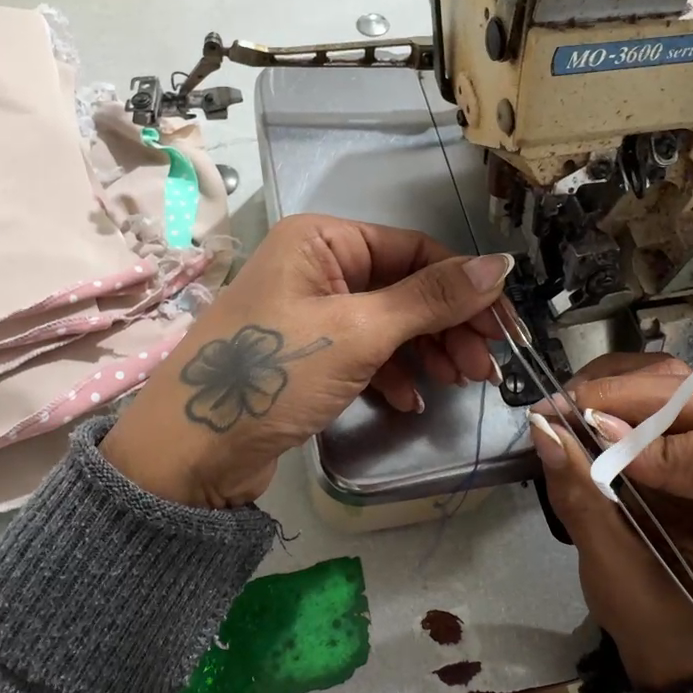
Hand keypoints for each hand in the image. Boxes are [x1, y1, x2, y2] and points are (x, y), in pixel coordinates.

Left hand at [102, 214, 511, 508]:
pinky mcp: (305, 356)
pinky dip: (391, 373)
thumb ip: (430, 299)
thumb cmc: (272, 372)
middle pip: (403, 287)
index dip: (463, 285)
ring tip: (463, 383)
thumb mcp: (358, 331)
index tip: (504, 324)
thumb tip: (500, 263)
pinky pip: (363, 353)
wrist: (189, 452)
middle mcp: (315, 266)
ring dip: (427, 351)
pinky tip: (410, 400)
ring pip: (387, 323)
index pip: (412, 249)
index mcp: (321, 239)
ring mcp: (309, 313)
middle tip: (487, 365)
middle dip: (448, 325)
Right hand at [528, 354, 692, 691]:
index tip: (598, 439)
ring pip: (688, 386)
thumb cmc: (654, 620)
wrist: (669, 631)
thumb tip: (544, 428)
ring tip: (568, 405)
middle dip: (631, 398)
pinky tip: (586, 405)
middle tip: (565, 407)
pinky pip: (671, 387)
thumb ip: (582, 498)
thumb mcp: (613, 572)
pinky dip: (621, 386)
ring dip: (621, 386)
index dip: (668, 441)